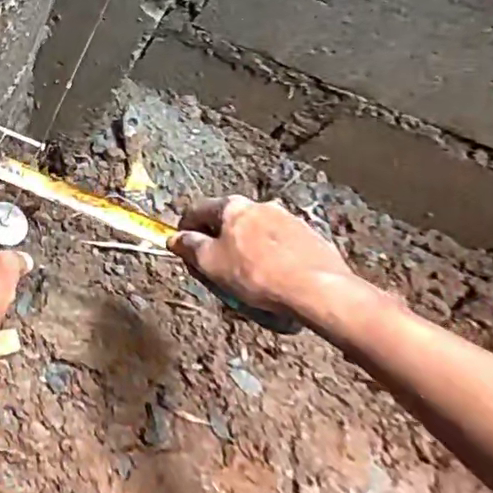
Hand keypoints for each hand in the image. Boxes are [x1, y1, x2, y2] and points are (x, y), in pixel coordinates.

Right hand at [167, 196, 362, 318]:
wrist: (318, 288)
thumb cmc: (258, 275)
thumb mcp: (213, 264)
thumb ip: (191, 248)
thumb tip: (175, 238)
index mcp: (232, 206)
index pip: (197, 210)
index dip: (185, 230)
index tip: (183, 249)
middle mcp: (259, 205)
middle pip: (228, 222)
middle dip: (219, 244)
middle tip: (217, 272)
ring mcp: (286, 218)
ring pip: (255, 233)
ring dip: (246, 251)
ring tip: (249, 282)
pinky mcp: (307, 236)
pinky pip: (279, 245)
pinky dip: (271, 259)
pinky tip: (275, 282)